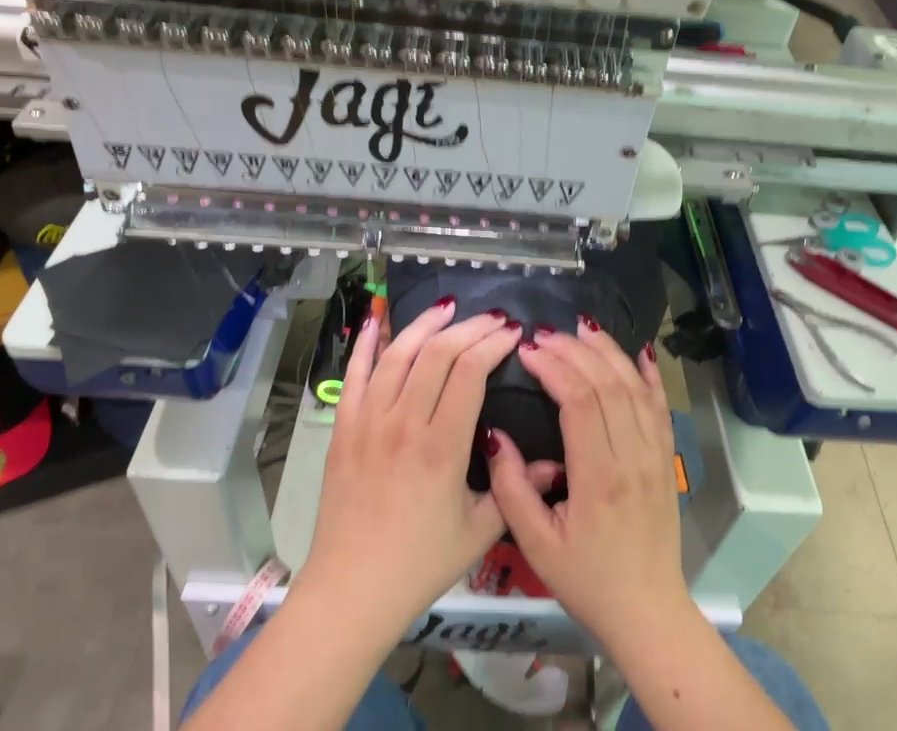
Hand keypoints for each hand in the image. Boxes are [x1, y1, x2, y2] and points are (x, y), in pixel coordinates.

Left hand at [293, 300, 525, 638]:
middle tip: (494, 319)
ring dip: (423, 326)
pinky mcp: (343, 429)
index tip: (513, 333)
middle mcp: (403, 423)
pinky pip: (352, 375)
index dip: (493, 344)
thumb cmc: (421, 563)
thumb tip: (553, 461)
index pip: (469, 372)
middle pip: (436, 354)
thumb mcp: (481, 531)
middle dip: (469, 328)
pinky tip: (375, 322)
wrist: (353, 587)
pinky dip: (364, 345)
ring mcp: (367, 422)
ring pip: (396, 355)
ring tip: (448, 309)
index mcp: (441, 446)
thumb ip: (515, 488)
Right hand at [483, 319, 694, 648]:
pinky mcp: (666, 461)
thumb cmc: (586, 579)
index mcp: (600, 476)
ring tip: (581, 328)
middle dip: (576, 352)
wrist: (646, 609)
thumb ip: (512, 489)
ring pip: (636, 389)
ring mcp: (656, 456)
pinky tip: (639, 353)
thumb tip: (494, 437)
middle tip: (544, 334)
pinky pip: (661, 408)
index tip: (528, 350)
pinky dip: (650, 377)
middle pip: (609, 385)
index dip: (555, 368)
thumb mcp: (536, 544)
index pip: (581, 402)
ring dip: (609, 353)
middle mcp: (633, 457)